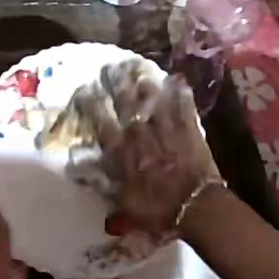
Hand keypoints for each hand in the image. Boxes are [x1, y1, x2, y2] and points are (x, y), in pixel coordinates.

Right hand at [91, 71, 218, 234]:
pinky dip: (180, 93)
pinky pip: (184, 107)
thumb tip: (81, 172)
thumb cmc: (157, 210)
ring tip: (140, 72)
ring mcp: (167, 130)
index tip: (85, 90)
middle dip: (118, 86)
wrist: (197, 207)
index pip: (103, 124)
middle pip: (128, 105)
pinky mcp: (190, 131)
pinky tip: (178, 80)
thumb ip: (104, 185)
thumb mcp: (124, 204)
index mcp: (123, 152)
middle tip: (110, 69)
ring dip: (146, 86)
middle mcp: (142, 135)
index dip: (93, 106)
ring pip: (154, 101)